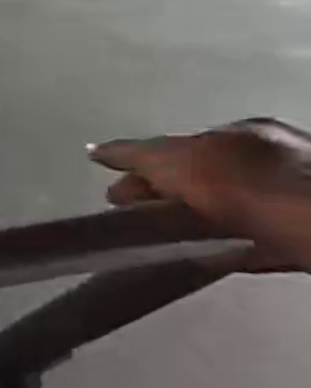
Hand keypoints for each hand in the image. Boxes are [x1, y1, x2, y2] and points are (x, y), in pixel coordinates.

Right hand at [89, 118, 310, 269]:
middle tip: (139, 212)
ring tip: (165, 236)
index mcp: (243, 133)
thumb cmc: (244, 181)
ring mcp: (291, 200)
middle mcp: (274, 160)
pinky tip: (202, 254)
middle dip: (166, 195)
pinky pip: (247, 242)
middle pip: (199, 179)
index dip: (142, 168)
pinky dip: (221, 249)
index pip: (178, 147)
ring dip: (191, 223)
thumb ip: (129, 152)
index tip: (122, 190)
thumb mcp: (166, 157)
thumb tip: (96, 150)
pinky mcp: (298, 236)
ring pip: (222, 211)